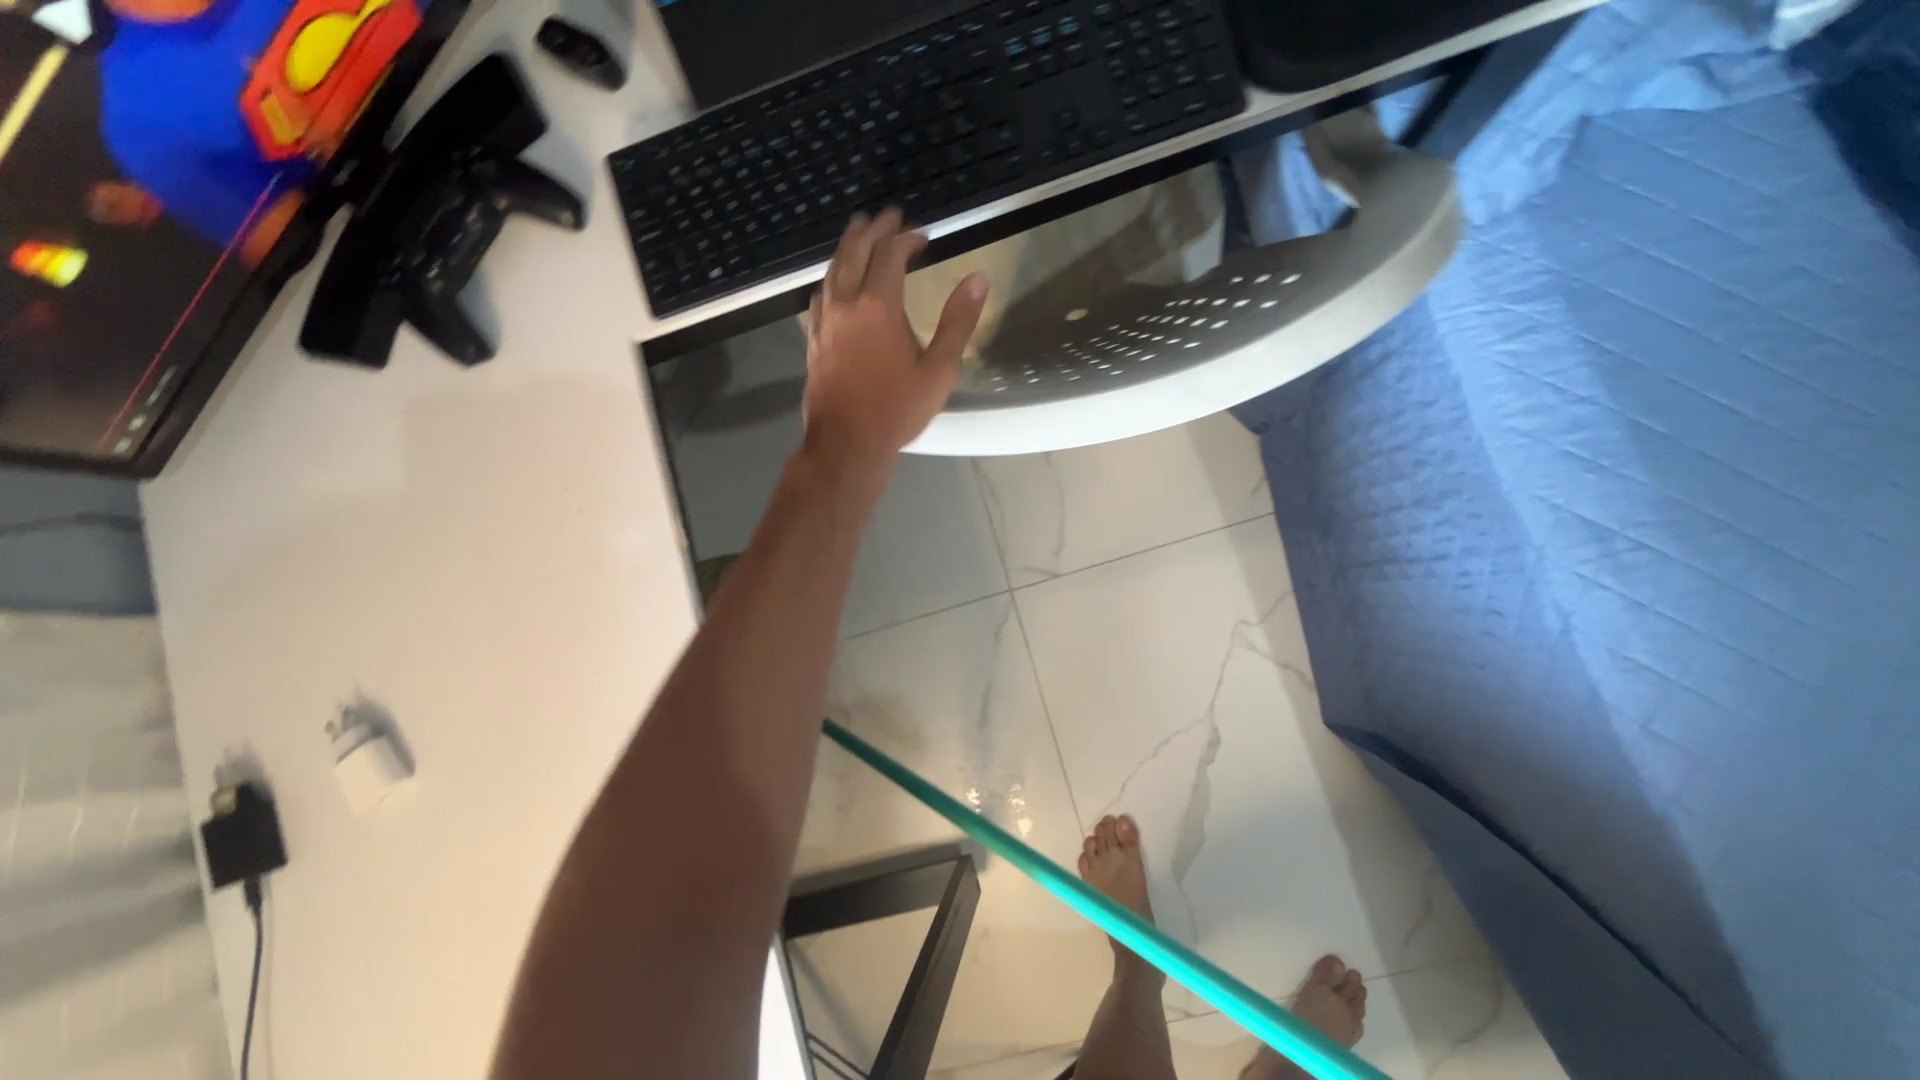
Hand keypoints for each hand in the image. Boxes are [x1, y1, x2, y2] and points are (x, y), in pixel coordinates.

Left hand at [802, 209, 989, 471]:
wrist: (846, 444)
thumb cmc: (897, 410)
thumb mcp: (939, 369)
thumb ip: (958, 321)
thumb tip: (978, 279)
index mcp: (879, 306)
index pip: (890, 254)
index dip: (906, 237)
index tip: (923, 233)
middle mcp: (846, 303)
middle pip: (855, 251)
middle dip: (873, 229)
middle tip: (887, 215)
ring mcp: (825, 320)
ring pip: (833, 269)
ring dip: (848, 246)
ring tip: (859, 232)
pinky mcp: (814, 338)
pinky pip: (821, 294)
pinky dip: (832, 276)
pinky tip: (836, 281)